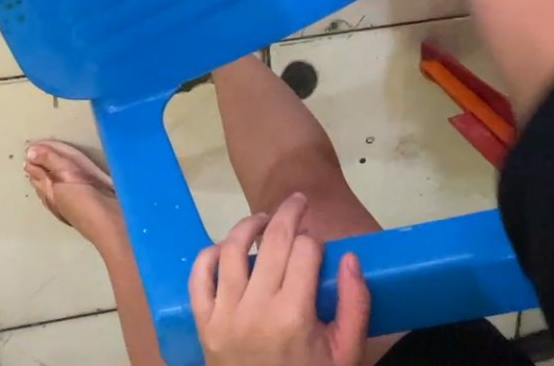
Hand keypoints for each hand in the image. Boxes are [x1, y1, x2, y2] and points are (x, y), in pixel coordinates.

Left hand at [188, 193, 369, 365]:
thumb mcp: (346, 356)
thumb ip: (355, 306)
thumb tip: (350, 258)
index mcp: (294, 318)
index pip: (305, 252)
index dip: (316, 241)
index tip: (320, 247)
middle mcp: (256, 310)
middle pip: (272, 241)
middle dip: (288, 213)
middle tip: (298, 202)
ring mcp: (224, 315)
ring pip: (232, 248)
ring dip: (248, 225)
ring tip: (263, 220)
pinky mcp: (203, 323)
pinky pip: (199, 276)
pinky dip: (209, 254)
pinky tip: (226, 248)